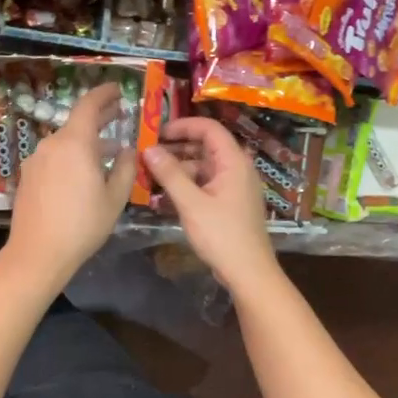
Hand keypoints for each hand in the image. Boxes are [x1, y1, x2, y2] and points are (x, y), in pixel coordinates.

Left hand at [7, 82, 137, 281]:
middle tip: (119, 115)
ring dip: (86, 142)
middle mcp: (51, 144)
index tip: (118, 89)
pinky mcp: (27, 177)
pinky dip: (71, 157)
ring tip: (106, 152)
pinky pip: (53, 158)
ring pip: (65, 143)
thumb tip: (125, 150)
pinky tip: (82, 174)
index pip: (89, 105)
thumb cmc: (82, 225)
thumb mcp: (114, 198)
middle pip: (76, 123)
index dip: (105, 94)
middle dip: (99, 118)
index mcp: (75, 143)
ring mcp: (35, 160)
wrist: (37, 253)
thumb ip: (123, 168)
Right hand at [142, 117, 277, 290]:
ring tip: (152, 177)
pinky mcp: (231, 203)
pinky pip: (206, 185)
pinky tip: (167, 196)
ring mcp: (235, 187)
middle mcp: (237, 168)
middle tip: (149, 156)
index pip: (209, 128)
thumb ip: (169, 174)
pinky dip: (188, 186)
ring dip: (179, 170)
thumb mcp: (191, 204)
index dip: (183, 126)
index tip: (157, 133)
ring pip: (204, 168)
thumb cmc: (222, 235)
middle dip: (177, 149)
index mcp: (233, 161)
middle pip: (205, 147)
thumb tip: (148, 150)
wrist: (248, 271)